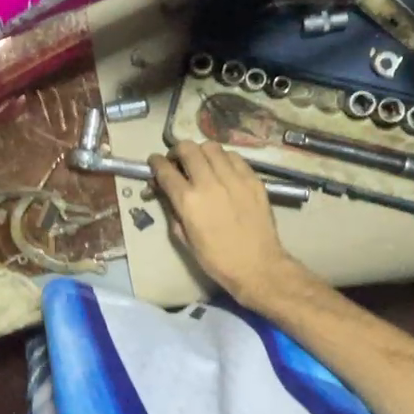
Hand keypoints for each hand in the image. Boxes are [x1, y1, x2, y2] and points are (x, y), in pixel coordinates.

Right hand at [149, 141, 312, 304]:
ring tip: (202, 163)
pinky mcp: (253, 179)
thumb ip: (171, 209)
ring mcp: (234, 179)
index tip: (155, 162)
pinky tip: (223, 170)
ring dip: (201, 152)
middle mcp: (209, 183)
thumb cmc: (216, 258)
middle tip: (178, 161)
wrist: (258, 266)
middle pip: (187, 148)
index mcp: (188, 200)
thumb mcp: (183, 238)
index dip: (155, 162)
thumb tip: (164, 190)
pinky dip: (223, 159)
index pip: (165, 169)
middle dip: (177, 151)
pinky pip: (234, 157)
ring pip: (211, 147)